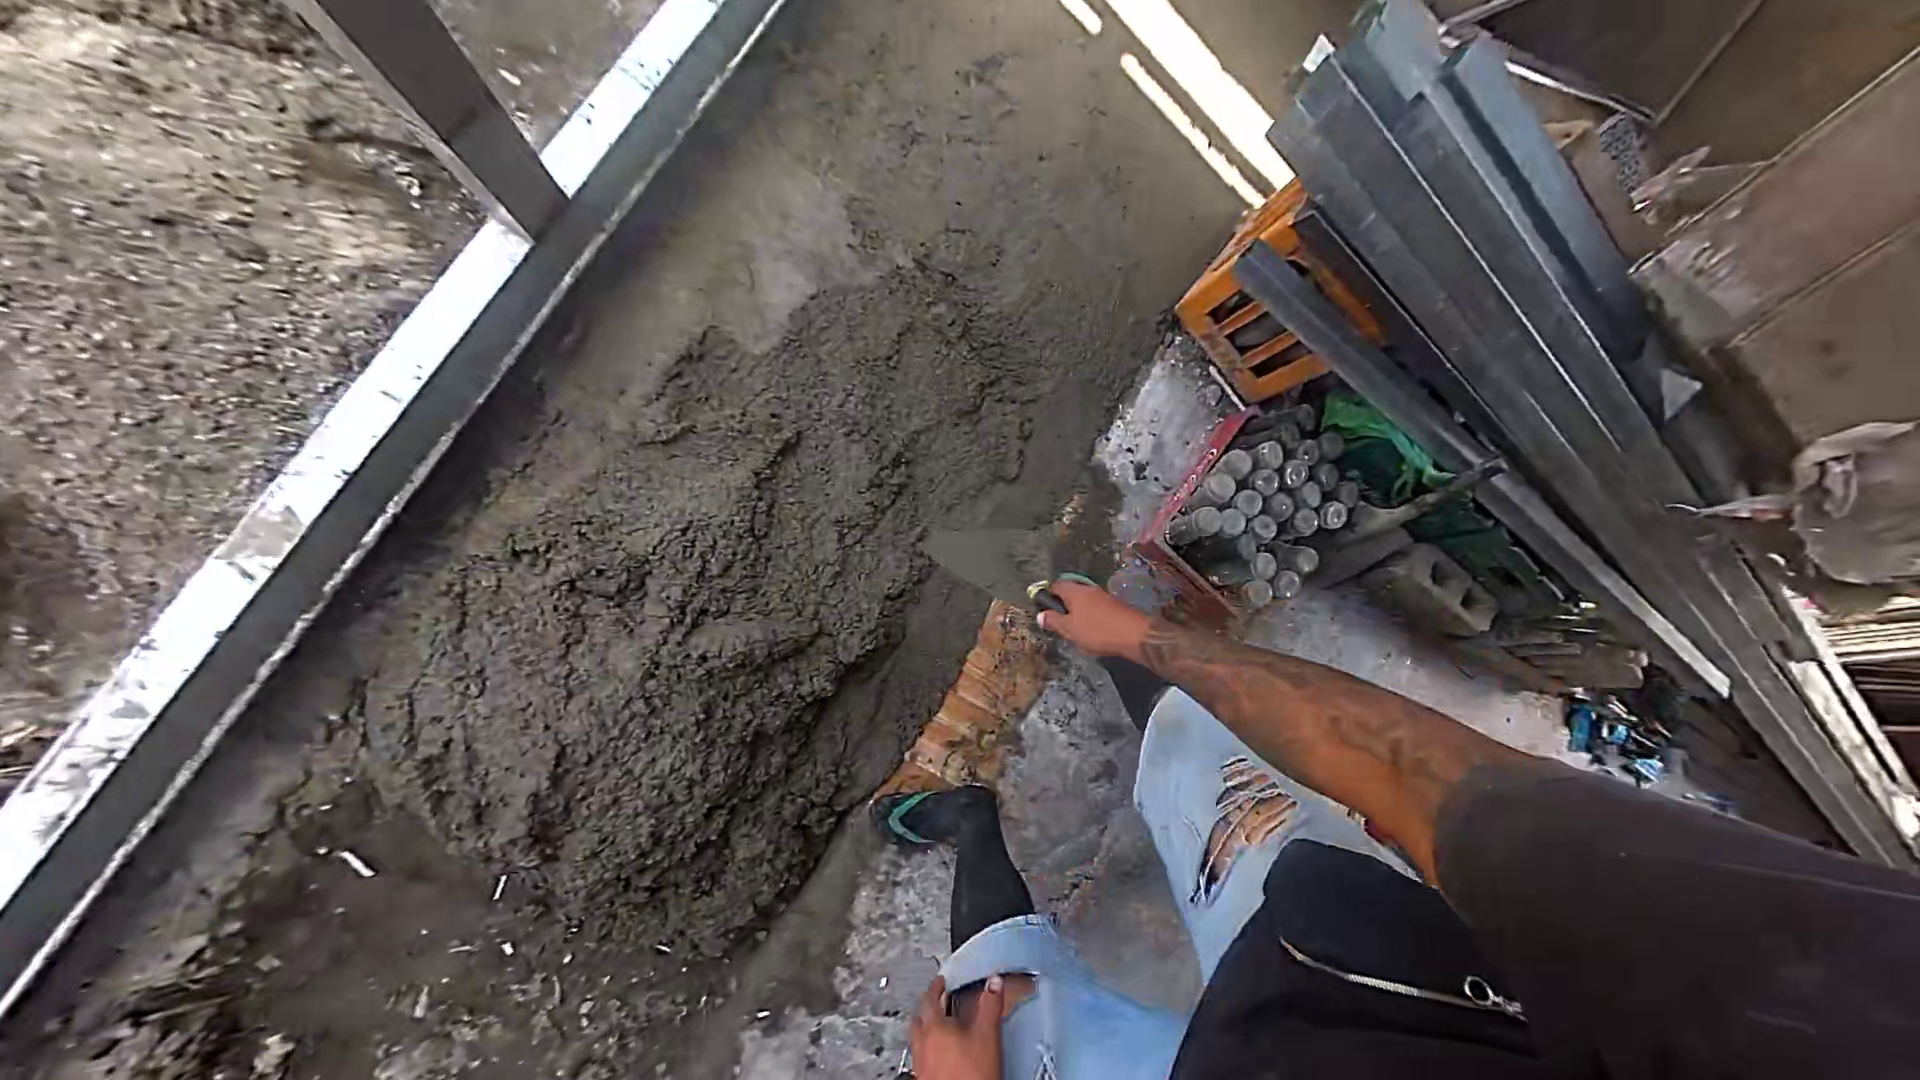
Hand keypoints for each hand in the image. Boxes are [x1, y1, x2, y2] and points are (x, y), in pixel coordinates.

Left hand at [907, 976, 1005, 1079]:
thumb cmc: (971, 1077)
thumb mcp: (987, 1036)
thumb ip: (990, 1005)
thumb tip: (994, 983)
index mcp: (934, 1027)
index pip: (929, 998)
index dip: (936, 987)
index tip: (940, 982)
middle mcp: (922, 1045)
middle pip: (919, 1019)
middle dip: (927, 1008)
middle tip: (937, 1002)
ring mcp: (920, 1066)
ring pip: (917, 1040)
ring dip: (925, 1030)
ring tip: (937, 1030)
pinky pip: (920, 1060)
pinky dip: (927, 1052)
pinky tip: (938, 1059)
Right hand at [1036, 580, 1152, 660]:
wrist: (1135, 635)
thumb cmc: (1097, 631)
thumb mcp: (1070, 630)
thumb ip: (1054, 621)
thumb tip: (1040, 615)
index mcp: (1075, 591)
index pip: (1055, 585)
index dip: (1048, 595)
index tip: (1044, 609)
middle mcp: (1088, 589)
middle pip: (1070, 592)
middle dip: (1064, 605)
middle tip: (1060, 623)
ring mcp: (1103, 596)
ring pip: (1084, 600)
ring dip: (1078, 612)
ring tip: (1076, 630)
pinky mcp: (1114, 606)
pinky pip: (1096, 608)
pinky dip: (1091, 616)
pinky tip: (1093, 630)